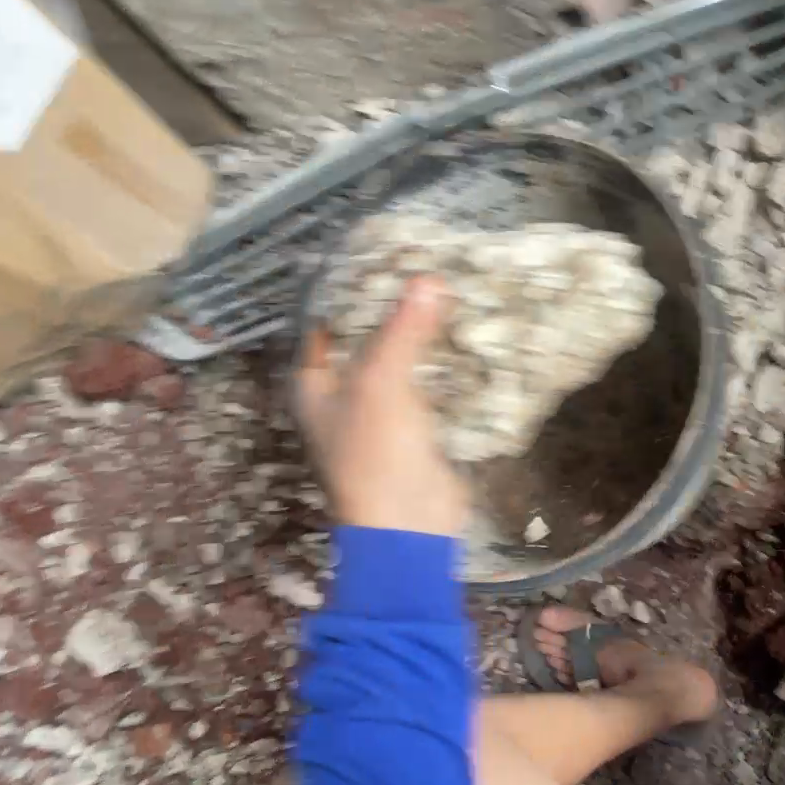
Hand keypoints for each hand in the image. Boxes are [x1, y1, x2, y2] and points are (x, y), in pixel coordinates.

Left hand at [295, 276, 468, 536]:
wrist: (408, 526)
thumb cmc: (376, 454)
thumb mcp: (381, 383)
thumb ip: (403, 330)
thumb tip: (430, 277)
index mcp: (315, 384)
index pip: (328, 323)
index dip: (352, 291)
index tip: (387, 258)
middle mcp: (343, 397)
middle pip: (368, 342)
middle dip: (397, 313)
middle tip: (431, 274)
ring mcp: (382, 417)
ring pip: (403, 366)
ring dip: (425, 341)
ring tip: (455, 299)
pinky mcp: (417, 434)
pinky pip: (430, 392)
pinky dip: (446, 371)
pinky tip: (468, 346)